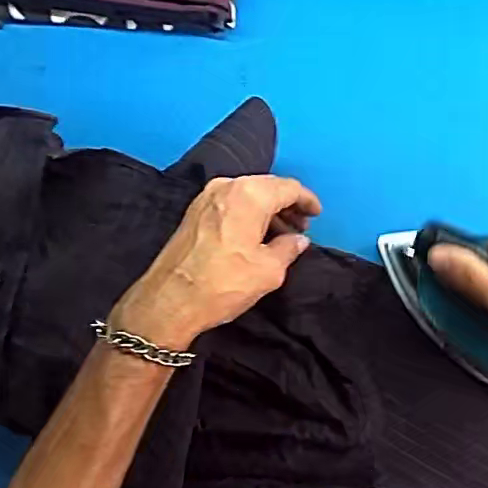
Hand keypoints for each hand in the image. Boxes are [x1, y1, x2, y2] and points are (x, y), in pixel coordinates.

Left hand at [107, 175, 322, 349]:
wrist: (170, 301)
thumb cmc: (223, 284)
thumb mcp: (269, 270)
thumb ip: (289, 248)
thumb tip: (298, 240)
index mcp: (248, 194)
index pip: (288, 187)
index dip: (307, 200)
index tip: (317, 214)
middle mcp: (225, 187)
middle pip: (267, 187)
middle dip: (287, 205)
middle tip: (302, 227)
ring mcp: (206, 198)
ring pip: (248, 195)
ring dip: (268, 211)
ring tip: (283, 235)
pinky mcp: (194, 213)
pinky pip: (231, 204)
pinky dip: (249, 215)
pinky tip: (257, 237)